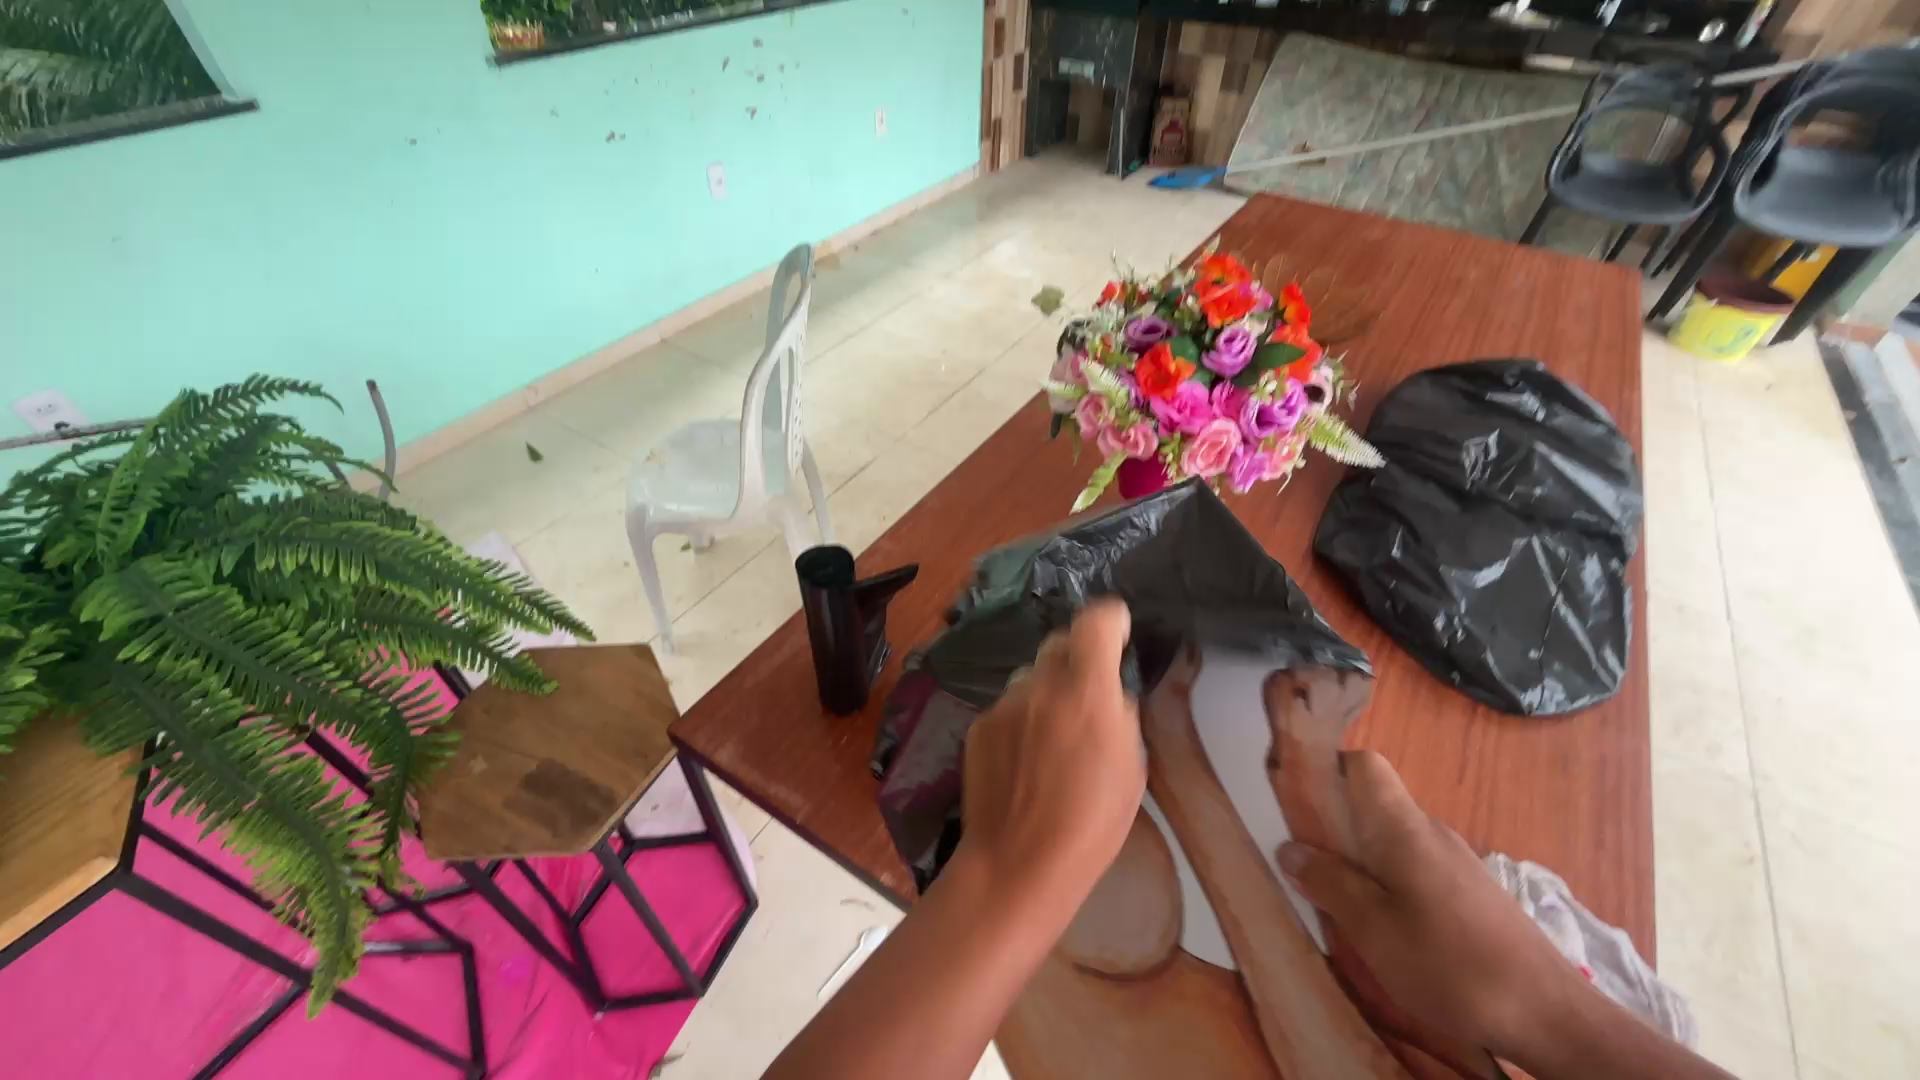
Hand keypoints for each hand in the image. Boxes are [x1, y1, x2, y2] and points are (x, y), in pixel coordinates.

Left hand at [957, 599, 1142, 907]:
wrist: (1018, 862)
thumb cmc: (1091, 824)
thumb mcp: (1131, 769)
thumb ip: (1120, 717)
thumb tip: (1109, 697)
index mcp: (1087, 691)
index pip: (1096, 622)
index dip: (1111, 619)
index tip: (1118, 630)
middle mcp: (1041, 685)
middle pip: (1059, 644)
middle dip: (1077, 657)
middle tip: (1087, 693)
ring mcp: (1004, 704)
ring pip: (1030, 678)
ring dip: (1046, 693)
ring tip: (1052, 740)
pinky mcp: (978, 726)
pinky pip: (1007, 707)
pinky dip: (1020, 720)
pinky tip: (1023, 760)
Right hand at [1277, 751, 1590, 1064]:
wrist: (1556, 1021)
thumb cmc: (1454, 967)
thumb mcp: (1374, 930)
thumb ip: (1330, 884)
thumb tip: (1290, 849)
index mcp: (1403, 828)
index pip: (1364, 764)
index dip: (1327, 770)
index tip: (1298, 803)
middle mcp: (1430, 832)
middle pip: (1372, 803)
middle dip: (1332, 825)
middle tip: (1304, 866)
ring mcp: (1454, 862)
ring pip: (1390, 840)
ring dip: (1358, 861)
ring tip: (1337, 904)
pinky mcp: (1469, 893)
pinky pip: (1412, 868)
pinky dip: (1387, 884)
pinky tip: (1384, 928)